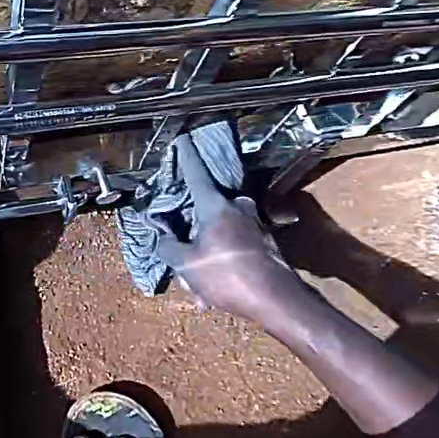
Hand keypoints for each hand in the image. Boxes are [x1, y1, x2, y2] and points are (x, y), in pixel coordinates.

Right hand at [154, 137, 311, 322]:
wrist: (277, 299)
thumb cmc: (228, 276)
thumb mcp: (187, 265)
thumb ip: (168, 247)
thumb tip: (161, 237)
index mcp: (216, 205)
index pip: (196, 173)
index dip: (186, 156)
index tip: (182, 138)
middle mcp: (237, 207)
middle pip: (204, 210)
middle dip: (190, 235)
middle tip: (181, 259)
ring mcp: (253, 222)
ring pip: (218, 234)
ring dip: (206, 257)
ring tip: (199, 289)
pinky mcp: (263, 240)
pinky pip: (233, 246)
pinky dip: (221, 264)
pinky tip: (214, 293)